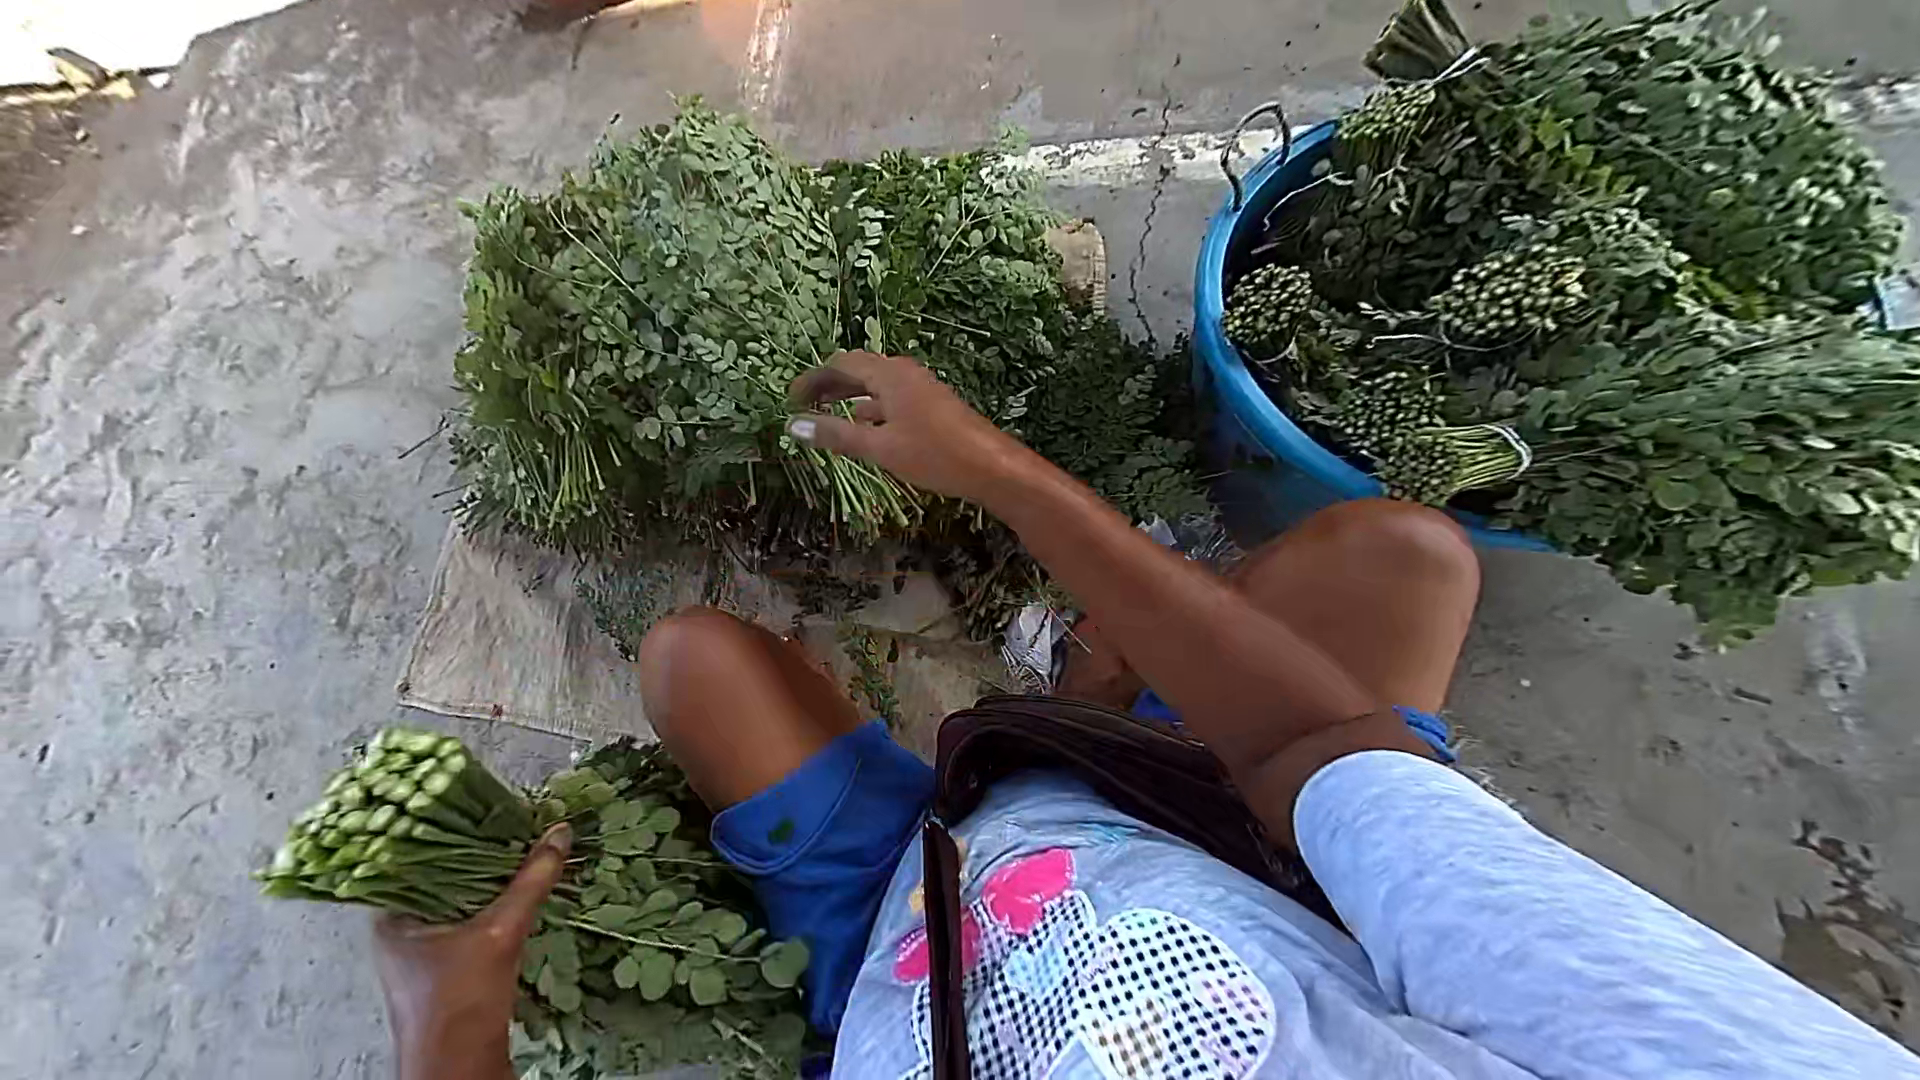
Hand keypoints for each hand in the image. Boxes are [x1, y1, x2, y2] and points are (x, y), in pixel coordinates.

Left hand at [373, 822, 572, 1079]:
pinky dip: (496, 892)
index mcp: (394, 918)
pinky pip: (472, 908)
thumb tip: (561, 829)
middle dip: (484, 847)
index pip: (419, 855)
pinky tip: (524, 879)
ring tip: (528, 842)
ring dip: (494, 871)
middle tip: (520, 818)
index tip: (491, 804)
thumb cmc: (463, 998)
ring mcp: (422, 944)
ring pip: (462, 890)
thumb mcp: (503, 928)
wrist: (461, 1064)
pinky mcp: (446, 957)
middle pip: (445, 871)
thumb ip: (533, 877)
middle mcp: (402, 927)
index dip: (455, 827)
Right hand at [787, 351, 1039, 504]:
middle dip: (829, 385)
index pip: (841, 364)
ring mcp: (921, 388)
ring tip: (828, 413)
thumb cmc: (934, 455)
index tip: (790, 398)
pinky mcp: (932, 405)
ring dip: (850, 396)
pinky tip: (867, 426)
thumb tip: (793, 425)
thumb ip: (836, 435)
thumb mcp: (880, 447)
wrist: (991, 467)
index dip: (813, 379)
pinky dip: (873, 408)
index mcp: (890, 374)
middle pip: (859, 370)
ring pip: (877, 385)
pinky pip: (893, 399)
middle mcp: (905, 373)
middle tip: (804, 404)